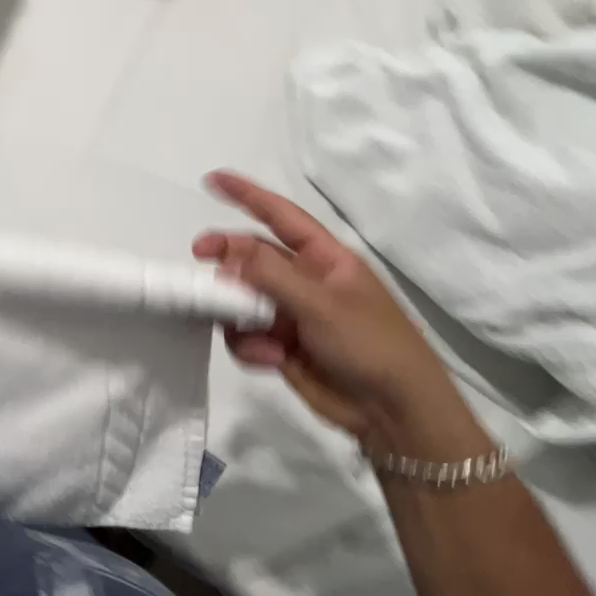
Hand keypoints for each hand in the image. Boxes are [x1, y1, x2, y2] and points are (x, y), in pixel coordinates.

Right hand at [195, 170, 461, 441]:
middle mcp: (304, 281)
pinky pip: (245, 334)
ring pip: (241, 297)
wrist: (396, 416)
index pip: (281, 216)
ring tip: (250, 331)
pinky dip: (249, 344)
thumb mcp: (321, 304)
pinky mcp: (281, 346)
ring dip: (237, 311)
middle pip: (252, 256)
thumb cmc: (372, 345)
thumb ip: (270, 274)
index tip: (212, 179)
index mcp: (325, 259)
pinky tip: (268, 359)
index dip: (247, 194)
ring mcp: (291, 314)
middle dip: (227, 257)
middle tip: (199, 257)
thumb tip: (226, 253)